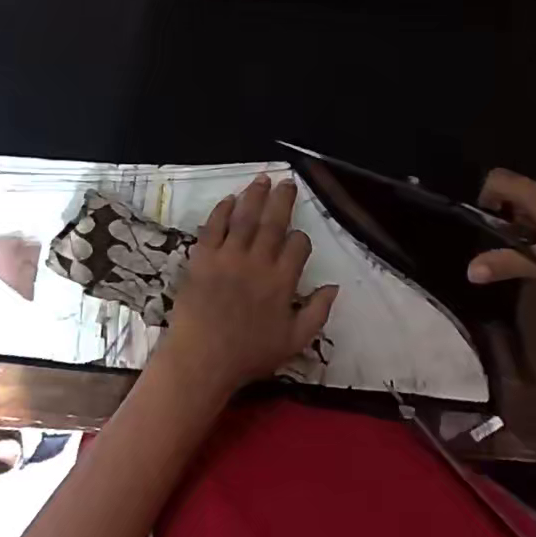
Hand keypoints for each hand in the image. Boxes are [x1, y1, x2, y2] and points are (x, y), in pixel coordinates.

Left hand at [154, 175, 337, 396]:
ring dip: (254, 196)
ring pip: (244, 218)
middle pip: (273, 223)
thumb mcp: (294, 342)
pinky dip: (221, 210)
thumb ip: (317, 313)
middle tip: (287, 182)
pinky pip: (213, 227)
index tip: (298, 238)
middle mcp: (257, 262)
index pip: (298, 246)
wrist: (202, 358)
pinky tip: (228, 199)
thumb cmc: (249, 354)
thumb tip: (333, 287)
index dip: (301, 238)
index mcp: (281, 282)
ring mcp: (228, 257)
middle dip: (282, 200)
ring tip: (262, 179)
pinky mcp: (202, 258)